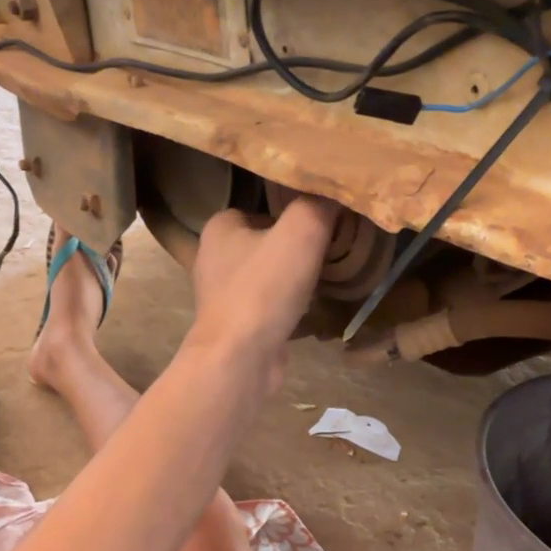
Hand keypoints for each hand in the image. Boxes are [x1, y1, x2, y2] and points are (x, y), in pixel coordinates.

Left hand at [184, 198, 337, 365]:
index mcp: (220, 227)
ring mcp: (224, 295)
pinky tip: (311, 307)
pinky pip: (270, 305)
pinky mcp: (237, 325)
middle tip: (330, 247)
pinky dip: (289, 305)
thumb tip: (336, 191)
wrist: (240, 359)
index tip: (322, 218)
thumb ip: (318, 204)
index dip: (293, 209)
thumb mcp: (301, 231)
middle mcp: (215, 258)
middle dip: (296, 246)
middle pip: (267, 241)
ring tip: (325, 276)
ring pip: (269, 275)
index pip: (262, 206)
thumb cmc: (264, 288)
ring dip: (294, 278)